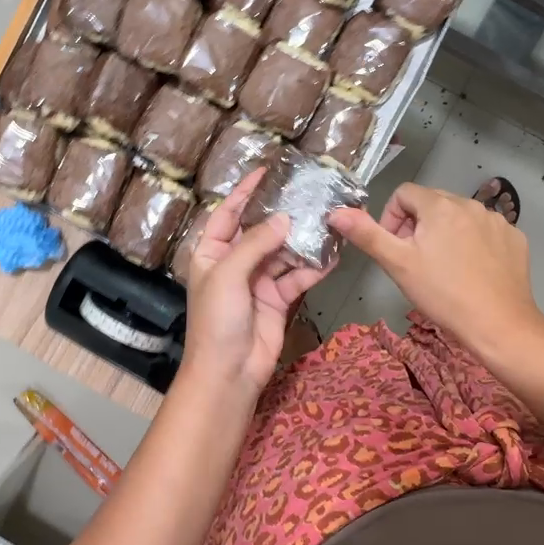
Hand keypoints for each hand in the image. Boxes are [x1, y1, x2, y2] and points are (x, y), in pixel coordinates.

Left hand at [183, 169, 332, 400]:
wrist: (228, 373)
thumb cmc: (217, 320)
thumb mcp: (228, 275)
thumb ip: (256, 243)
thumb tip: (284, 218)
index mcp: (211, 252)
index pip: (228, 214)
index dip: (245, 192)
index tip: (266, 171)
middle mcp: (234, 263)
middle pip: (259, 230)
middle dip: (281, 214)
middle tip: (307, 192)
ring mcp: (257, 281)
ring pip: (282, 252)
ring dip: (301, 239)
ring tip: (325, 219)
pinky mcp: (277, 299)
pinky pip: (297, 277)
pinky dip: (313, 268)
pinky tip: (332, 255)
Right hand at [329, 183, 543, 350]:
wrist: (499, 325)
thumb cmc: (442, 294)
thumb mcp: (397, 264)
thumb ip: (366, 234)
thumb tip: (336, 212)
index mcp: (440, 206)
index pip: (404, 193)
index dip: (392, 218)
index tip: (395, 248)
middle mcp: (471, 204)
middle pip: (433, 202)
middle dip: (418, 225)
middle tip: (416, 260)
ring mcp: (497, 221)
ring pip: (460, 216)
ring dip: (446, 233)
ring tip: (445, 267)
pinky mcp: (515, 239)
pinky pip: (485, 231)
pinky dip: (474, 243)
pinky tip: (473, 271)